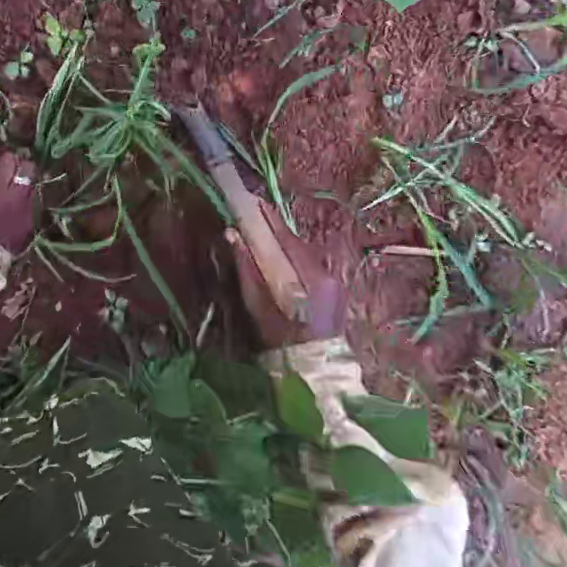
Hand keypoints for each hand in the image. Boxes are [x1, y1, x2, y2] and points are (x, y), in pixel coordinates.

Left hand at [0, 152, 37, 253]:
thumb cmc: (9, 240)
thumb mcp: (29, 220)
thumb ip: (31, 198)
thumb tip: (32, 181)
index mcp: (18, 195)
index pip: (28, 167)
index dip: (27, 168)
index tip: (24, 172)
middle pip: (7, 159)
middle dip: (8, 163)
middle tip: (6, 171)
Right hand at [230, 212, 344, 347]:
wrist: (313, 366)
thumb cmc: (280, 337)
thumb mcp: (257, 303)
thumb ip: (247, 267)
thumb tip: (233, 234)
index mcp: (307, 275)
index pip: (284, 236)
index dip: (268, 217)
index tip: (253, 200)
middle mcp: (324, 271)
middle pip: (295, 240)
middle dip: (274, 225)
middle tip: (255, 209)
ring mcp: (332, 279)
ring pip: (303, 250)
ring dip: (283, 239)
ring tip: (264, 229)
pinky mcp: (334, 286)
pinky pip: (309, 262)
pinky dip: (293, 253)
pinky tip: (281, 254)